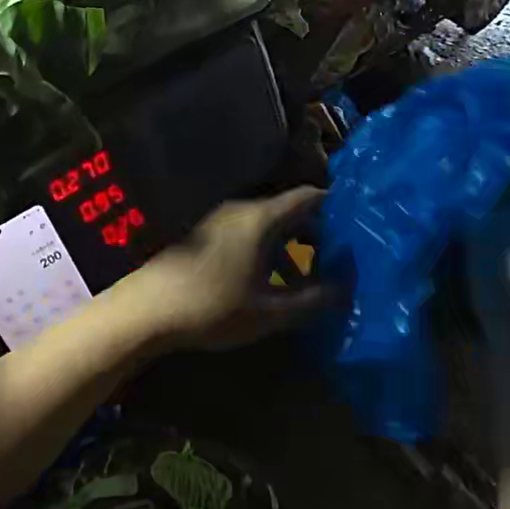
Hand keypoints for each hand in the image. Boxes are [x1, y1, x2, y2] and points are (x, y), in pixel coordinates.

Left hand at [105, 186, 326, 352]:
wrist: (147, 309)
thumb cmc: (212, 307)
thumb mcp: (269, 312)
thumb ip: (312, 300)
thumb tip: (345, 290)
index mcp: (260, 218)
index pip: (309, 197)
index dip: (338, 207)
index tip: (362, 224)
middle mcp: (241, 211)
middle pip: (289, 210)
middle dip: (319, 231)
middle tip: (346, 257)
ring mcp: (220, 221)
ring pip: (268, 225)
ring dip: (293, 246)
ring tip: (316, 276)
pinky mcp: (206, 236)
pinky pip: (248, 234)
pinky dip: (269, 251)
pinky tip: (274, 282)